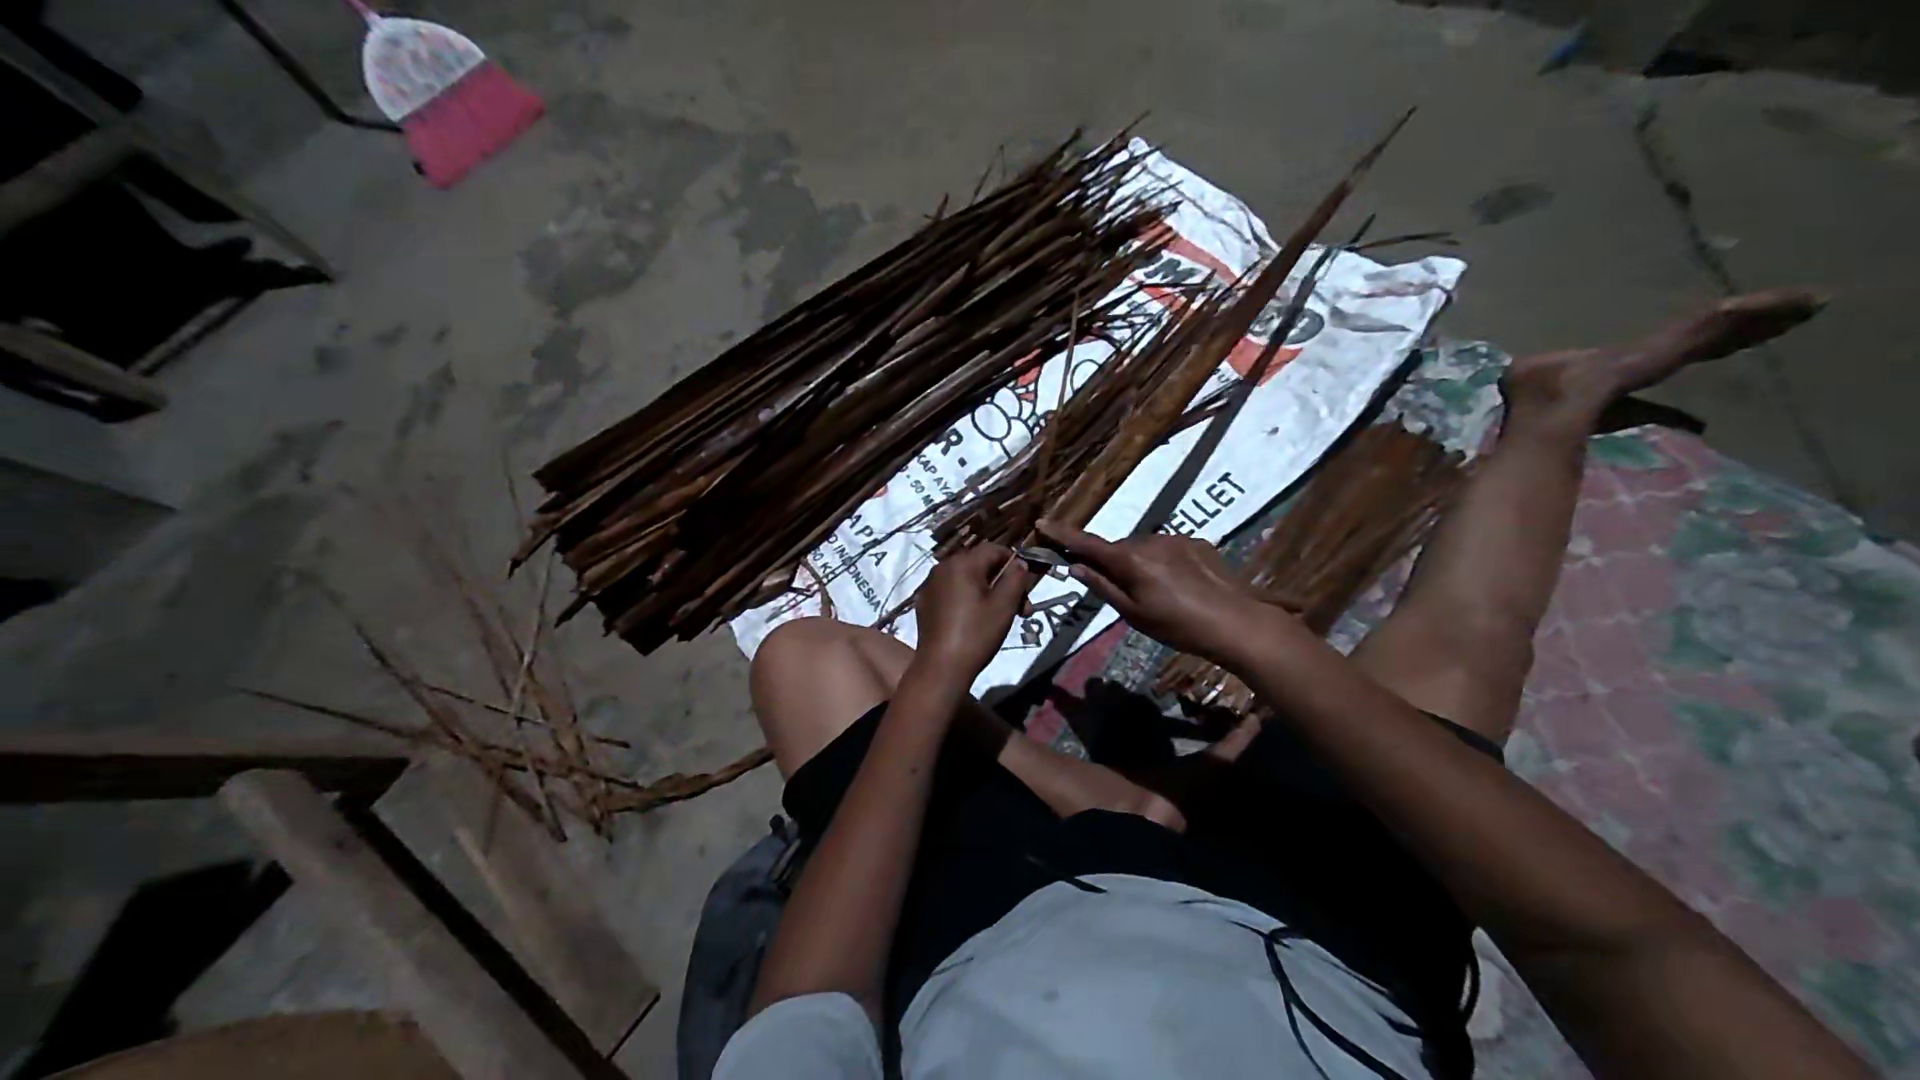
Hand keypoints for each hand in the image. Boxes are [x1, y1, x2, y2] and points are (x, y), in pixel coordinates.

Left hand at [911, 543, 1036, 681]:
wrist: (941, 667)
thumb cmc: (976, 634)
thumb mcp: (1004, 605)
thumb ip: (1015, 578)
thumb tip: (1019, 563)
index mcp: (962, 563)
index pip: (993, 549)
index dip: (1013, 562)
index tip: (1025, 586)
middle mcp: (942, 567)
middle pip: (979, 564)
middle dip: (1001, 581)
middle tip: (1019, 608)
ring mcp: (930, 585)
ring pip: (966, 579)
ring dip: (986, 591)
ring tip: (999, 616)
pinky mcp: (925, 602)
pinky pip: (951, 591)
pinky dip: (966, 599)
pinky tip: (973, 620)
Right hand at [1036, 519, 1273, 665]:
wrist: (1237, 623)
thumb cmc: (1178, 626)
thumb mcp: (1133, 614)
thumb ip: (1103, 587)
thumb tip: (1076, 567)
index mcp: (1130, 560)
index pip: (1087, 544)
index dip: (1063, 535)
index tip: (1042, 523)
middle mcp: (1150, 541)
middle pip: (1118, 549)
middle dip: (1113, 564)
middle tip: (1125, 595)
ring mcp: (1176, 539)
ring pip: (1144, 549)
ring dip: (1141, 565)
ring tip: (1161, 596)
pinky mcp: (1198, 543)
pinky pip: (1168, 550)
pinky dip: (1165, 563)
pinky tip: (1181, 587)